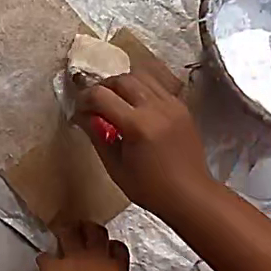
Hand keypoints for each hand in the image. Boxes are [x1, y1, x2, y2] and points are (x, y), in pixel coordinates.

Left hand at [33, 221, 160, 270]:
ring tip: (64, 234)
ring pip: (68, 233)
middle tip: (86, 231)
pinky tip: (45, 263)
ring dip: (67, 232)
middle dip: (90, 230)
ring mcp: (71, 262)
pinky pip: (45, 254)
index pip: (118, 247)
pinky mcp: (50, 270)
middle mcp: (95, 260)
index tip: (110, 251)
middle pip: (93, 233)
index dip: (114, 247)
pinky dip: (46, 257)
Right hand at [73, 72, 217, 217]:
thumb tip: (83, 116)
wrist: (191, 195)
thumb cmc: (150, 188)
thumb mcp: (115, 167)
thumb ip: (98, 136)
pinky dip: (142, 88)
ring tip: (116, 101)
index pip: (101, 95)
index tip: (79, 110)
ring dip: (123, 84)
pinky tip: (136, 105)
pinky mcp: (181, 107)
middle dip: (103, 88)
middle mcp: (156, 108)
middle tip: (95, 104)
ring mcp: (172, 105)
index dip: (84, 99)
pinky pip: (157, 85)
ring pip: (141, 76)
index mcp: (137, 126)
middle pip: (121, 79)